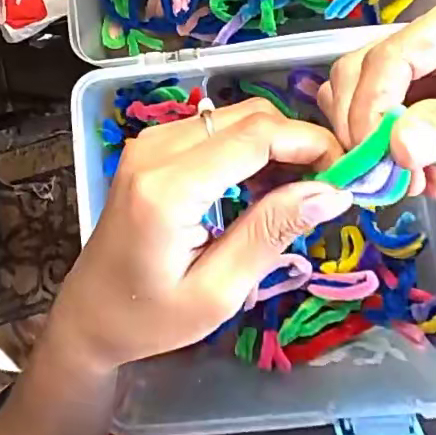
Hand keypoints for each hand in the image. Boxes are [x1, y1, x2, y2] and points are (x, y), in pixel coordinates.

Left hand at [49, 99, 348, 370]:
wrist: (88, 313)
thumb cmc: (149, 318)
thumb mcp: (218, 292)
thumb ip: (271, 233)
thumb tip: (331, 191)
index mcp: (168, 189)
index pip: (255, 136)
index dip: (310, 143)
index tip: (347, 172)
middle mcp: (155, 149)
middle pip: (247, 116)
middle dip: (297, 141)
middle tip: (327, 186)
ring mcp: (150, 141)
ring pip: (234, 117)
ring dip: (274, 143)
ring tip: (296, 192)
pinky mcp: (152, 144)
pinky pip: (214, 128)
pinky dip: (248, 147)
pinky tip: (260, 186)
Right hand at [318, 0, 435, 190]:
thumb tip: (393, 145)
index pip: (391, 55)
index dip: (372, 102)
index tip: (375, 155)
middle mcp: (429, 41)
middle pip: (360, 71)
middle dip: (361, 124)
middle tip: (380, 176)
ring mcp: (420, 75)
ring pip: (356, 98)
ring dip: (367, 143)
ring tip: (402, 182)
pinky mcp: (416, 107)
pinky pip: (374, 127)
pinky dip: (382, 157)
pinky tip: (417, 183)